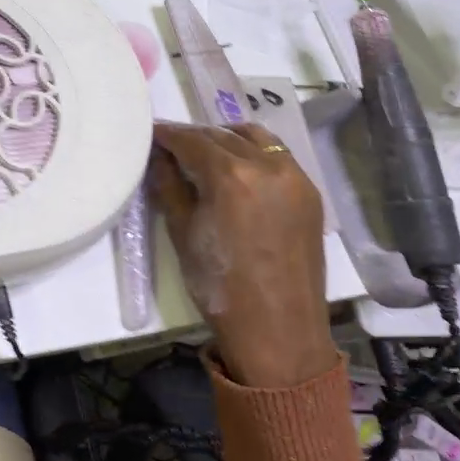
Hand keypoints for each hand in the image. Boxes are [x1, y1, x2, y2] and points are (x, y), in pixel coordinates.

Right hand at [148, 122, 336, 388]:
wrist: (277, 327)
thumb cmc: (219, 284)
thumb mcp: (181, 233)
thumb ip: (169, 186)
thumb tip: (160, 157)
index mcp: (231, 176)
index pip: (192, 140)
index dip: (167, 134)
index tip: (149, 132)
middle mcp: (267, 166)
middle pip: (222, 136)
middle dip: (194, 137)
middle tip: (170, 147)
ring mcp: (295, 178)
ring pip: (255, 139)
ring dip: (227, 139)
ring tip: (206, 154)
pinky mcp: (310, 193)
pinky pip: (278, 156)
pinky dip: (254, 152)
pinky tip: (237, 170)